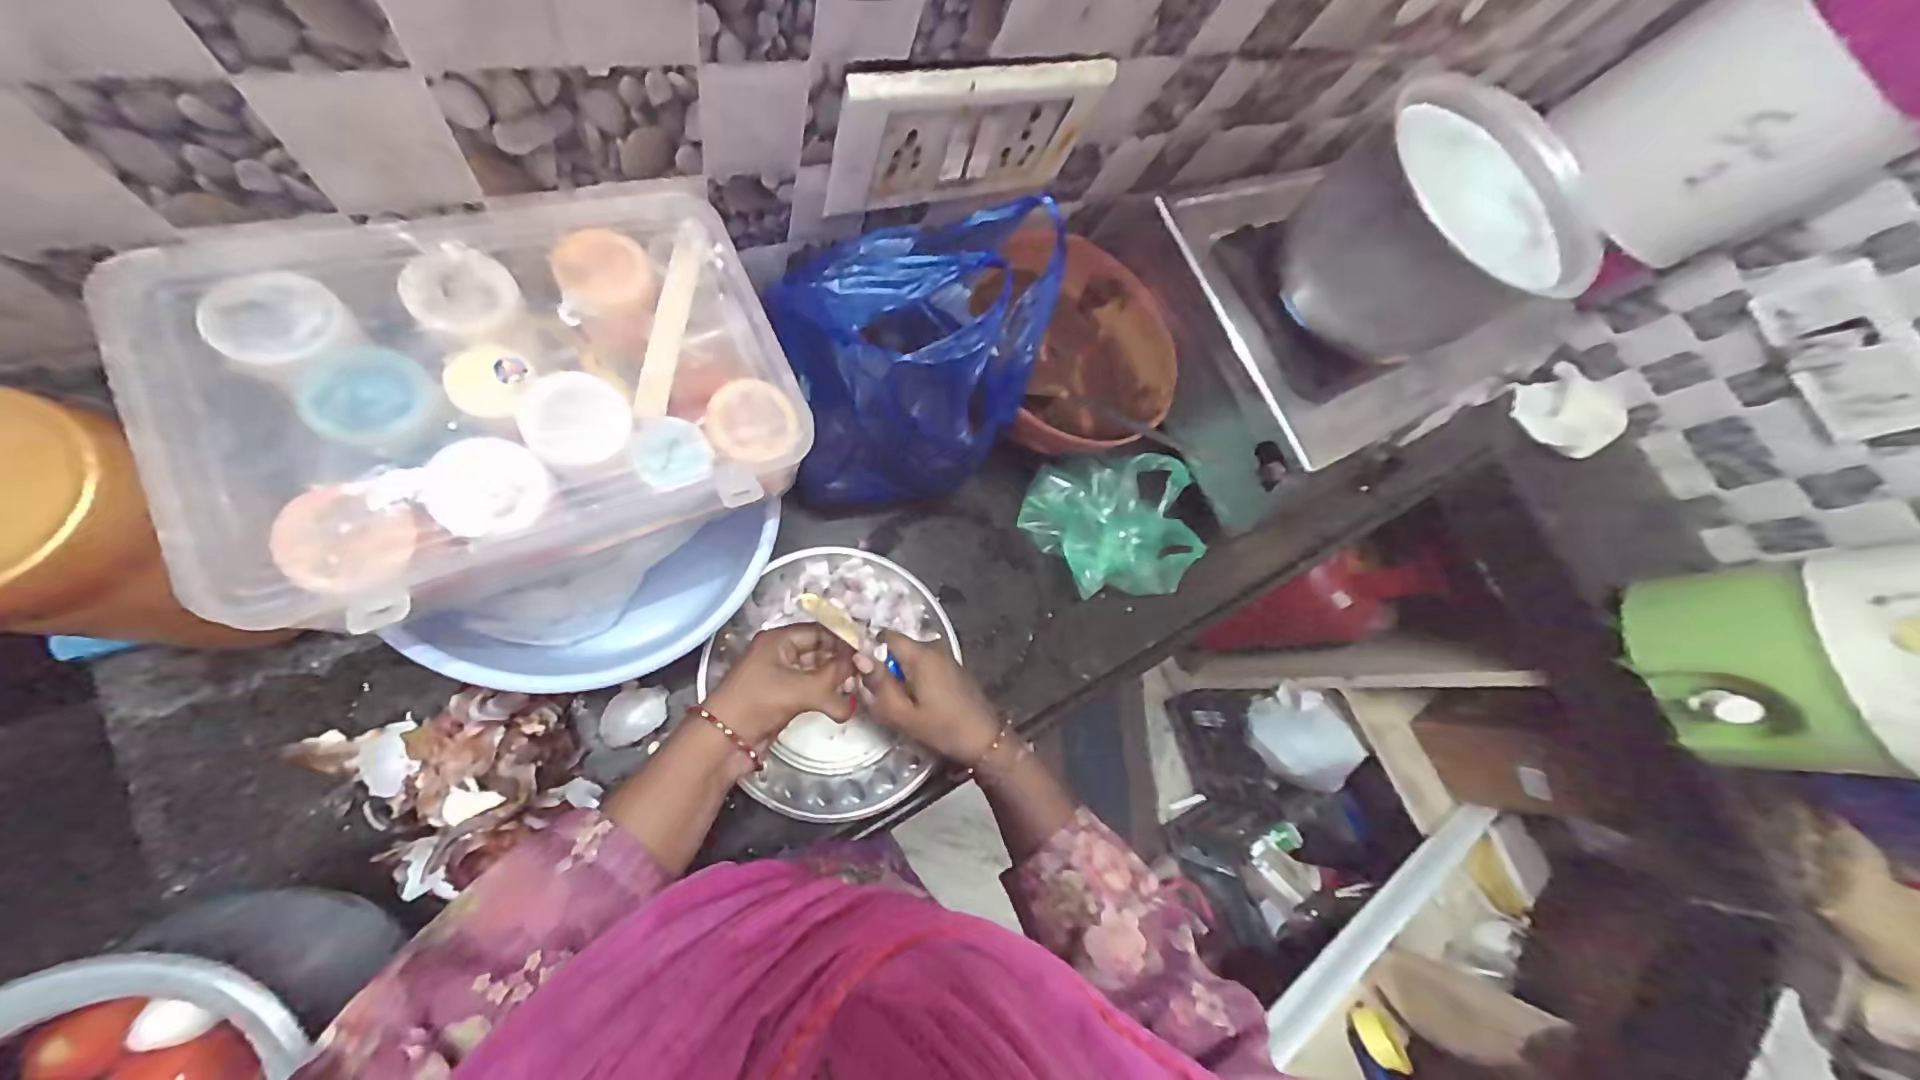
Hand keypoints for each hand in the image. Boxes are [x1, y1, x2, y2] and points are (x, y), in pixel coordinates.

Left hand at [705, 624, 855, 743]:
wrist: (724, 742)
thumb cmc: (758, 703)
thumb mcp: (800, 688)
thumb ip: (834, 678)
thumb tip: (861, 670)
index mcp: (779, 640)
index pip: (819, 631)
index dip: (843, 639)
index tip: (866, 649)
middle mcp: (780, 653)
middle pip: (819, 650)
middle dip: (841, 660)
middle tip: (865, 670)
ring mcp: (781, 676)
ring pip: (817, 671)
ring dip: (836, 679)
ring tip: (857, 686)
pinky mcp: (783, 697)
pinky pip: (811, 689)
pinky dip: (827, 694)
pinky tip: (844, 703)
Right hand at [858, 631, 1001, 763]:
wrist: (985, 740)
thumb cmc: (941, 728)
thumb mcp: (902, 713)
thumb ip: (879, 684)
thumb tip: (858, 657)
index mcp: (921, 654)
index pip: (885, 635)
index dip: (870, 650)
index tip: (863, 673)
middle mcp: (934, 647)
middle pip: (898, 647)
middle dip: (885, 666)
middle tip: (880, 694)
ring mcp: (946, 656)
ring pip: (910, 657)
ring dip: (900, 674)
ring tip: (898, 700)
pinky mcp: (952, 667)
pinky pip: (924, 664)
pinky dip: (915, 677)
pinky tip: (917, 700)